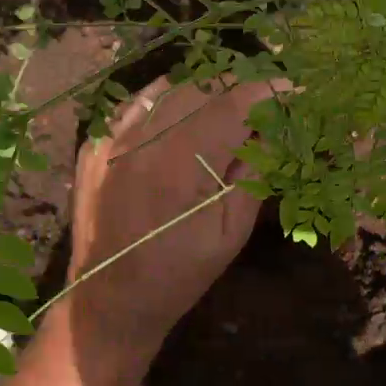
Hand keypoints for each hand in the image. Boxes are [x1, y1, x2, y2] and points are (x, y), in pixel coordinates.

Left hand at [65, 77, 276, 356]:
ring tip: (223, 110)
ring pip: (168, 88)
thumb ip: (252, 173)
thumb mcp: (230, 231)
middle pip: (202, 87)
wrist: (108, 298)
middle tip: (261, 106)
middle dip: (237, 90)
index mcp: (180, 164)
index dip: (267, 91)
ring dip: (202, 92)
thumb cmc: (177, 274)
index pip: (233, 104)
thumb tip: (273, 127)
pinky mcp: (94, 143)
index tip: (292, 89)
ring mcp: (111, 138)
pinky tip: (181, 118)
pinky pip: (136, 104)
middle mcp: (142, 139)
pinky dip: (164, 101)